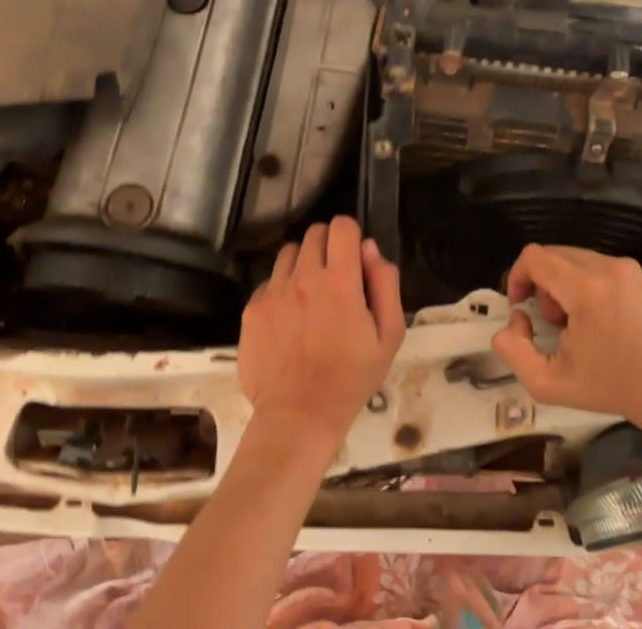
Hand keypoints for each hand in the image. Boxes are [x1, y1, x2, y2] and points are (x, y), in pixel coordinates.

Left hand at [238, 216, 406, 442]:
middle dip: (329, 246)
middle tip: (336, 277)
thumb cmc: (351, 378)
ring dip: (303, 263)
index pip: (342, 227)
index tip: (355, 258)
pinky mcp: (252, 309)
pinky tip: (290, 318)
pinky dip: (282, 288)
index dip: (351, 236)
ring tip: (310, 295)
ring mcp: (273, 292)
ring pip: (288, 253)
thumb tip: (370, 249)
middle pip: (314, 233)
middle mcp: (303, 278)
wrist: (298, 415)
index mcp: (340, 282)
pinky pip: (269, 281)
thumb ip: (385, 285)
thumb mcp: (389, 335)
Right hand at [490, 245, 641, 423]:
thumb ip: (512, 348)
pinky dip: (581, 282)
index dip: (517, 276)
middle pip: (552, 254)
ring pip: (572, 257)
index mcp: (587, 290)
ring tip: (573, 321)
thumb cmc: (606, 386)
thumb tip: (517, 316)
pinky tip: (593, 315)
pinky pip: (593, 263)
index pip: (535, 257)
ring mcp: (626, 267)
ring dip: (561, 283)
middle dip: (540, 284)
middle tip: (551, 321)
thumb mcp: (545, 382)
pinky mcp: (636, 271)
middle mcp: (608, 268)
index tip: (520, 305)